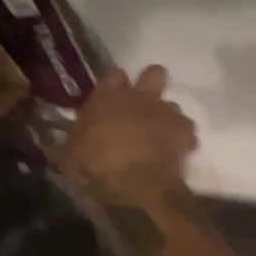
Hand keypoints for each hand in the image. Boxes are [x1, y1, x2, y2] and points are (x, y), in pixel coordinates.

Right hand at [58, 65, 197, 194]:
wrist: (134, 182)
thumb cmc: (94, 163)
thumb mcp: (69, 153)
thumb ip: (75, 138)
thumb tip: (70, 139)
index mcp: (108, 96)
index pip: (114, 74)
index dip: (112, 85)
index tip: (107, 97)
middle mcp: (141, 96)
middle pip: (154, 73)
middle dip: (149, 84)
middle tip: (138, 106)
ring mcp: (167, 112)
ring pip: (171, 104)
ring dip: (163, 117)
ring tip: (154, 136)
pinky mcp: (186, 132)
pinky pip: (185, 131)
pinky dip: (178, 140)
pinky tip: (168, 152)